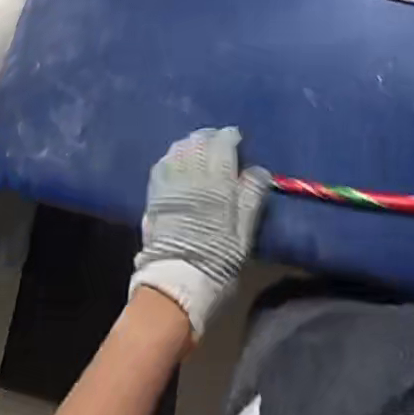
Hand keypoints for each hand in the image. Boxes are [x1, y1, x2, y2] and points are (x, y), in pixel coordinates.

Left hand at [129, 127, 270, 337]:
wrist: (177, 277)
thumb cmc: (217, 258)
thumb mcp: (243, 232)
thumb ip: (250, 197)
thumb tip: (259, 170)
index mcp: (217, 181)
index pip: (222, 145)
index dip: (230, 137)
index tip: (236, 137)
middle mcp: (191, 173)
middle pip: (199, 142)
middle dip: (209, 137)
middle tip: (218, 140)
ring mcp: (169, 180)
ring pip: (179, 148)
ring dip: (190, 143)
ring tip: (198, 145)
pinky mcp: (154, 191)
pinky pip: (162, 163)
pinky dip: (172, 156)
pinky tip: (176, 158)